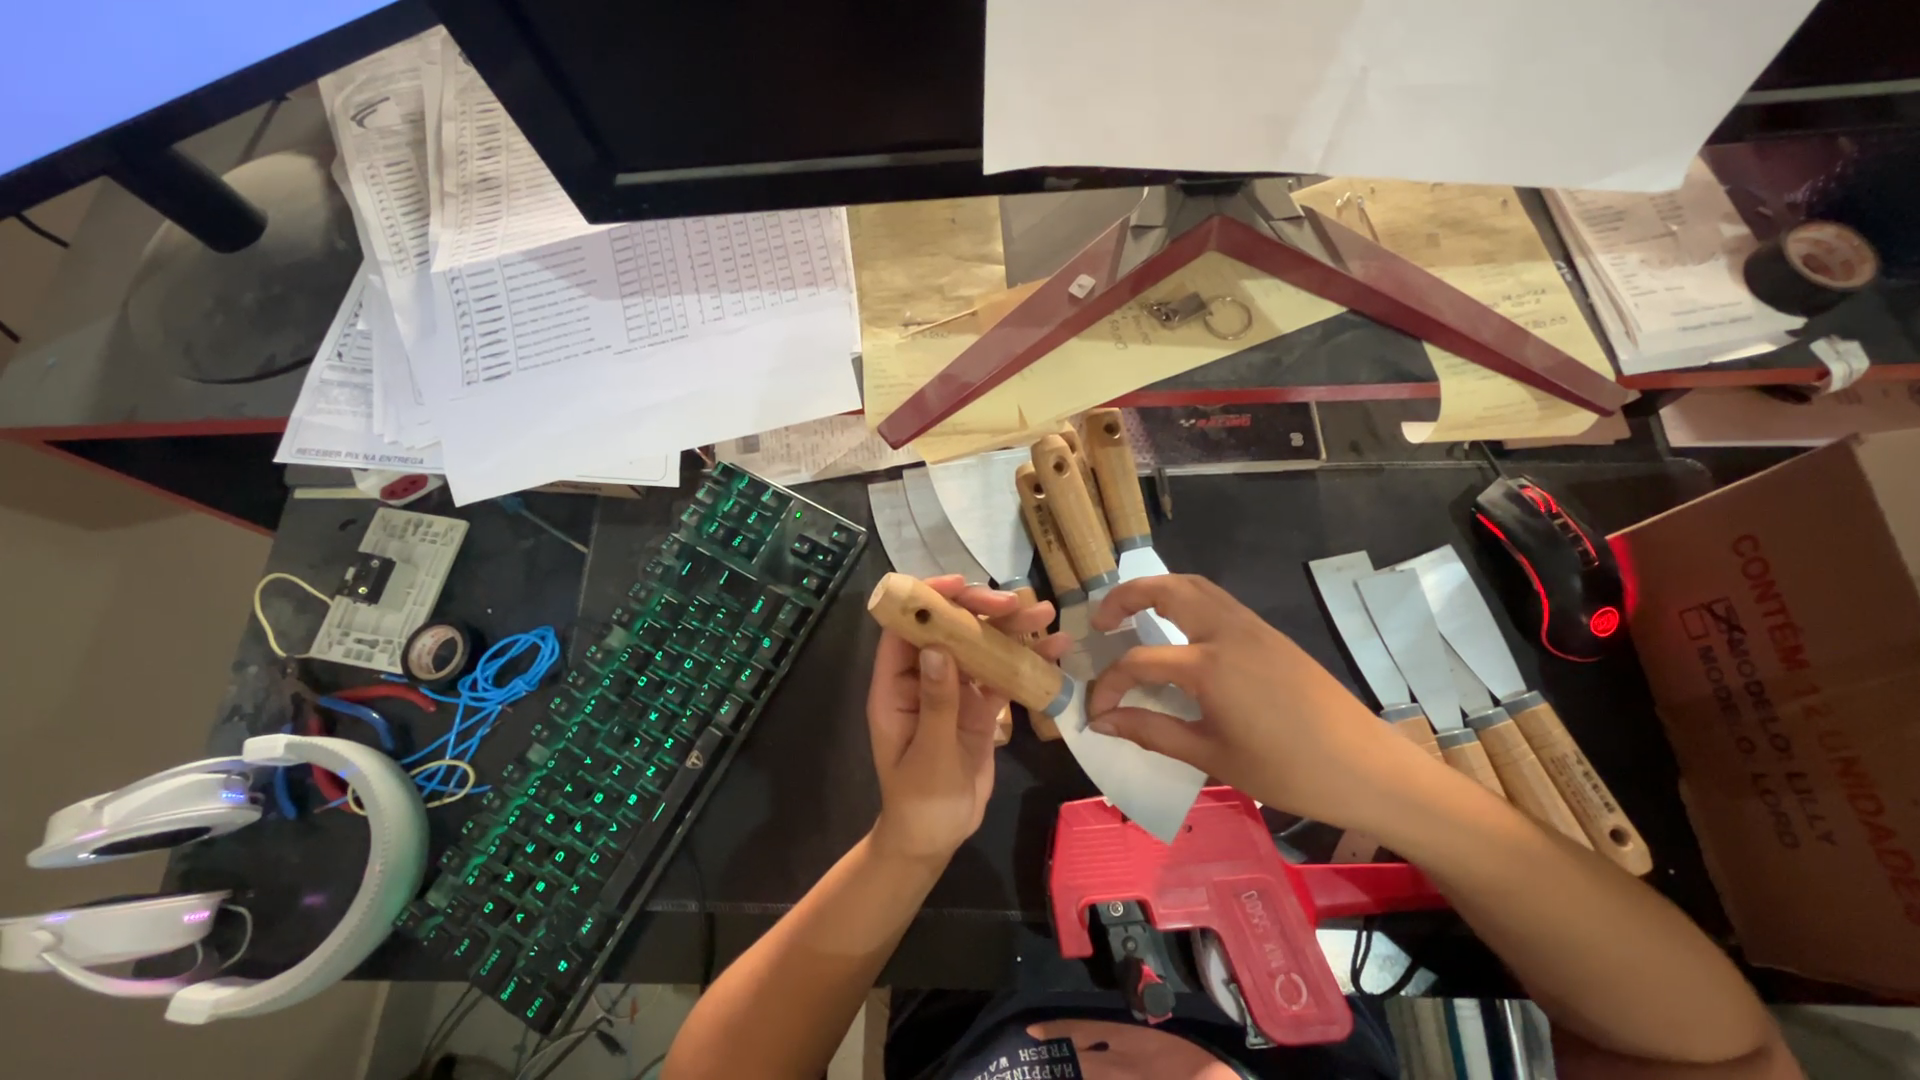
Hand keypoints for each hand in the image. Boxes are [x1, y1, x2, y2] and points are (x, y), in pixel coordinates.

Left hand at [867, 575, 1067, 861]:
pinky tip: (1055, 650)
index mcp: (895, 687)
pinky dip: (1026, 661)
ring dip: (1011, 629)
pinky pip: (1001, 675)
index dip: (928, 601)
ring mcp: (954, 690)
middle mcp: (923, 679)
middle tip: (1018, 605)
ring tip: (1047, 614)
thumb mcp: (928, 755)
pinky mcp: (980, 706)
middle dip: (981, 612)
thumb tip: (938, 647)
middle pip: (948, 630)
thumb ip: (937, 702)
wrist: (935, 839)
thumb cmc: (919, 802)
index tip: (962, 586)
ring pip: (979, 647)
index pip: (904, 630)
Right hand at [1086, 574, 1426, 827]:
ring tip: (1133, 616)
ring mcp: (1252, 627)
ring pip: (1195, 586)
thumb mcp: (1210, 755)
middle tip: (1101, 621)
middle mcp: (1226, 631)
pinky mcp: (1270, 634)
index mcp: (1207, 665)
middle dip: (1125, 597)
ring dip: (1158, 591)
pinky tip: (1181, 634)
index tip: (1096, 713)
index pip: (1137, 662)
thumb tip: (1102, 722)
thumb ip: (1152, 731)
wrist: (1364, 766)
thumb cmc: (1285, 769)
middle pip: (1165, 590)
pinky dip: (1187, 602)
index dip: (1109, 686)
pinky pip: (1218, 601)